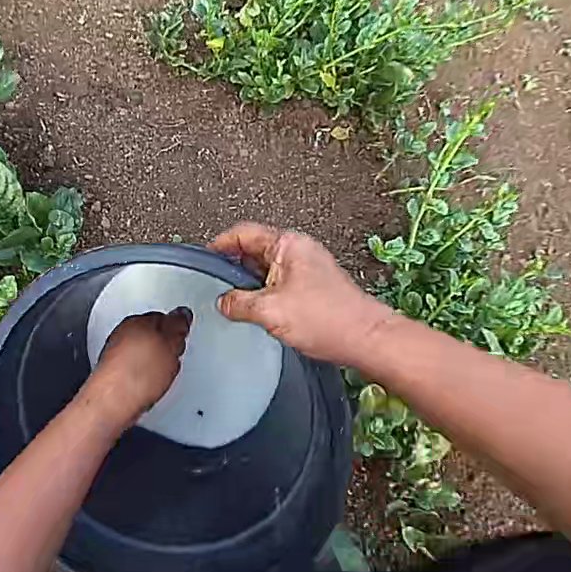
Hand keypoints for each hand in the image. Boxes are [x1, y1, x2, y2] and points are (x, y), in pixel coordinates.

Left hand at [83, 308, 191, 422]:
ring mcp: (116, 354)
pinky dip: (144, 375)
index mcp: (137, 320)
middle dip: (164, 343)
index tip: (183, 334)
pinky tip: (150, 384)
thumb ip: (179, 326)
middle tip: (174, 354)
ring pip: (143, 352)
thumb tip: (182, 314)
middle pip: (151, 333)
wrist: (113, 401)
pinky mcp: (114, 373)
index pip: (163, 316)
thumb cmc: (136, 373)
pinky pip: (135, 369)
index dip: (176, 327)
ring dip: (154, 360)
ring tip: (162, 373)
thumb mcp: (171, 344)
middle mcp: (123, 334)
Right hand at [209, 223, 399, 366]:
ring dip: (250, 286)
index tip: (205, 258)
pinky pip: (278, 285)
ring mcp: (306, 268)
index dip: (220, 245)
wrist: (365, 338)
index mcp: (288, 244)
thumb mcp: (270, 310)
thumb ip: (239, 303)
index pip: (243, 233)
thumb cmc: (330, 319)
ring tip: (238, 305)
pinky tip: (260, 314)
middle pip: (253, 251)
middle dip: (234, 269)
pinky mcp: (311, 286)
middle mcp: (298, 251)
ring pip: (266, 271)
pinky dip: (265, 295)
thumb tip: (224, 302)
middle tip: (218, 287)